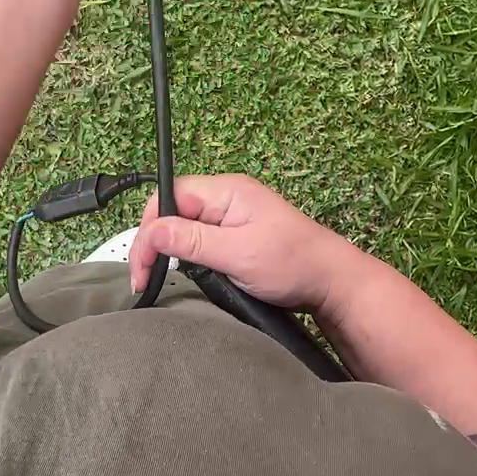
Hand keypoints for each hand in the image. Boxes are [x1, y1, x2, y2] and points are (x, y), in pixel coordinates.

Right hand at [127, 175, 379, 315]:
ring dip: (169, 251)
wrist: (333, 284)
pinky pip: (198, 240)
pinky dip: (186, 257)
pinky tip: (182, 272)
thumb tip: (151, 232)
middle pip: (172, 210)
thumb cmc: (294, 264)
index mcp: (227, 191)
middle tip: (144, 278)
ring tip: (157, 276)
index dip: (150, 228)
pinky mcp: (234, 236)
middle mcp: (226, 198)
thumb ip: (192, 242)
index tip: (143, 264)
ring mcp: (231, 217)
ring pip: (183, 227)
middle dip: (153, 242)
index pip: (169, 196)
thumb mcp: (238, 254)